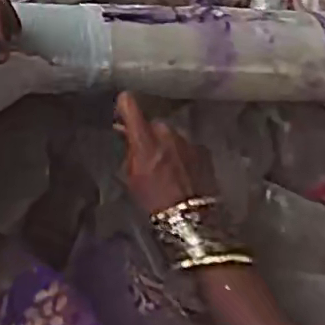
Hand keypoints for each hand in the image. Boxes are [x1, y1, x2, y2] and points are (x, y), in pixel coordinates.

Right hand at [116, 93, 211, 214]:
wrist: (192, 220)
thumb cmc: (154, 201)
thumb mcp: (132, 177)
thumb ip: (129, 151)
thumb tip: (126, 134)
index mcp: (144, 138)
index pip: (130, 104)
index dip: (124, 105)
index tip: (121, 112)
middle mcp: (166, 132)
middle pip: (153, 122)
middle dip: (149, 133)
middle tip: (147, 153)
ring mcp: (187, 139)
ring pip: (171, 134)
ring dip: (167, 143)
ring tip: (168, 165)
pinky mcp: (203, 150)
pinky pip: (187, 145)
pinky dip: (183, 153)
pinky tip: (184, 170)